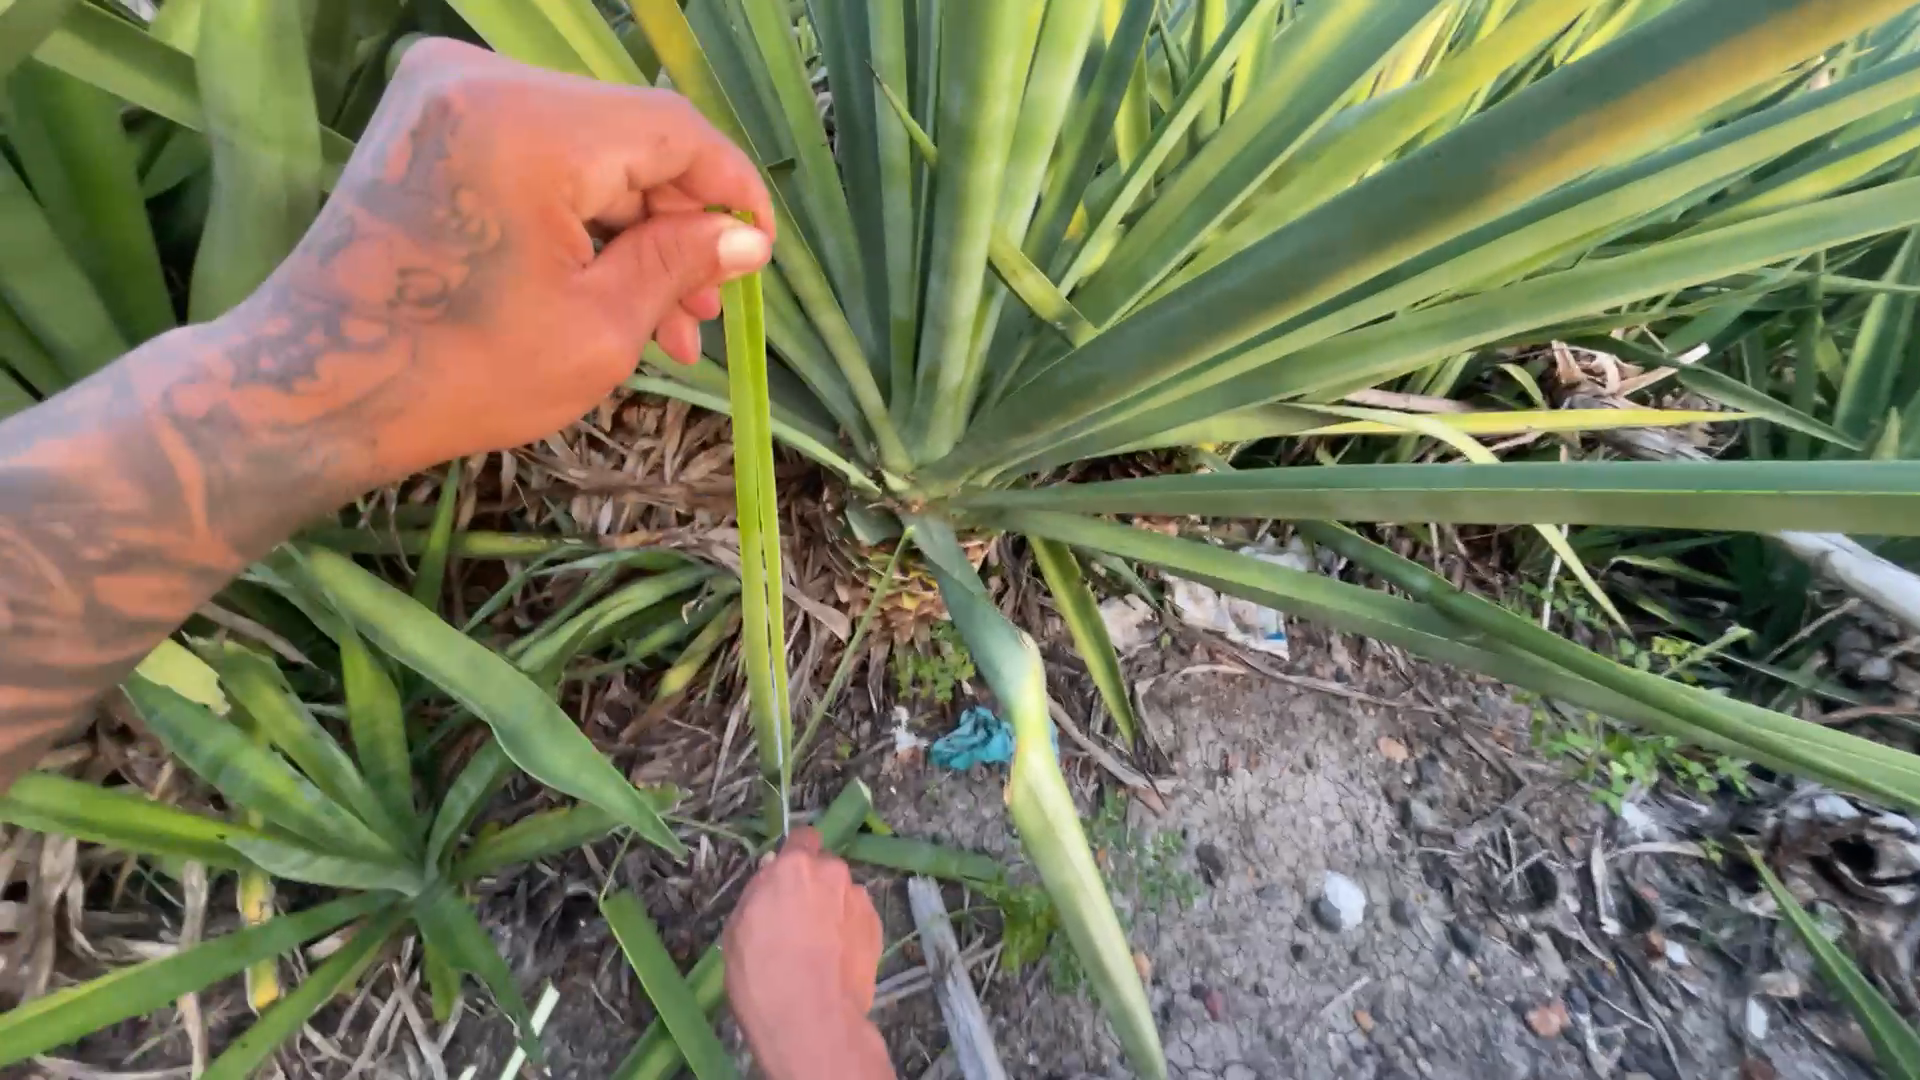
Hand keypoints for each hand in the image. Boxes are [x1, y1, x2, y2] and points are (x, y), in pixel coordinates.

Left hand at [218, 37, 773, 485]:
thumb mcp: (602, 326)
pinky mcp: (440, 129)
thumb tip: (748, 240)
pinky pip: (549, 167)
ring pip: (596, 161)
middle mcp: (485, 83)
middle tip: (711, 307)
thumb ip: (681, 263)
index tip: (762, 249)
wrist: (324, 385)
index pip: (674, 130)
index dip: (733, 189)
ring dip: (643, 238)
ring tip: (676, 322)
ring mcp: (454, 100)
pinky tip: (623, 292)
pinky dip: (591, 226)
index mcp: (530, 126)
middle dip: (683, 229)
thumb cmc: (471, 371)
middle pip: (634, 143)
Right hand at [723, 828, 891, 1079]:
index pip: (804, 837)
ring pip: (842, 894)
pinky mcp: (876, 924)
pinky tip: (837, 959)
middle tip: (800, 922)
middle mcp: (832, 872)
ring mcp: (858, 897)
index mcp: (794, 867)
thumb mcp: (737, 930)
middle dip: (814, 887)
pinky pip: (857, 918)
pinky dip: (849, 930)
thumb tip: (773, 880)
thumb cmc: (762, 976)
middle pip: (824, 869)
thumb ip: (759, 894)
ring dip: (833, 909)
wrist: (812, 1019)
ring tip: (821, 948)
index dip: (797, 854)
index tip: (790, 877)